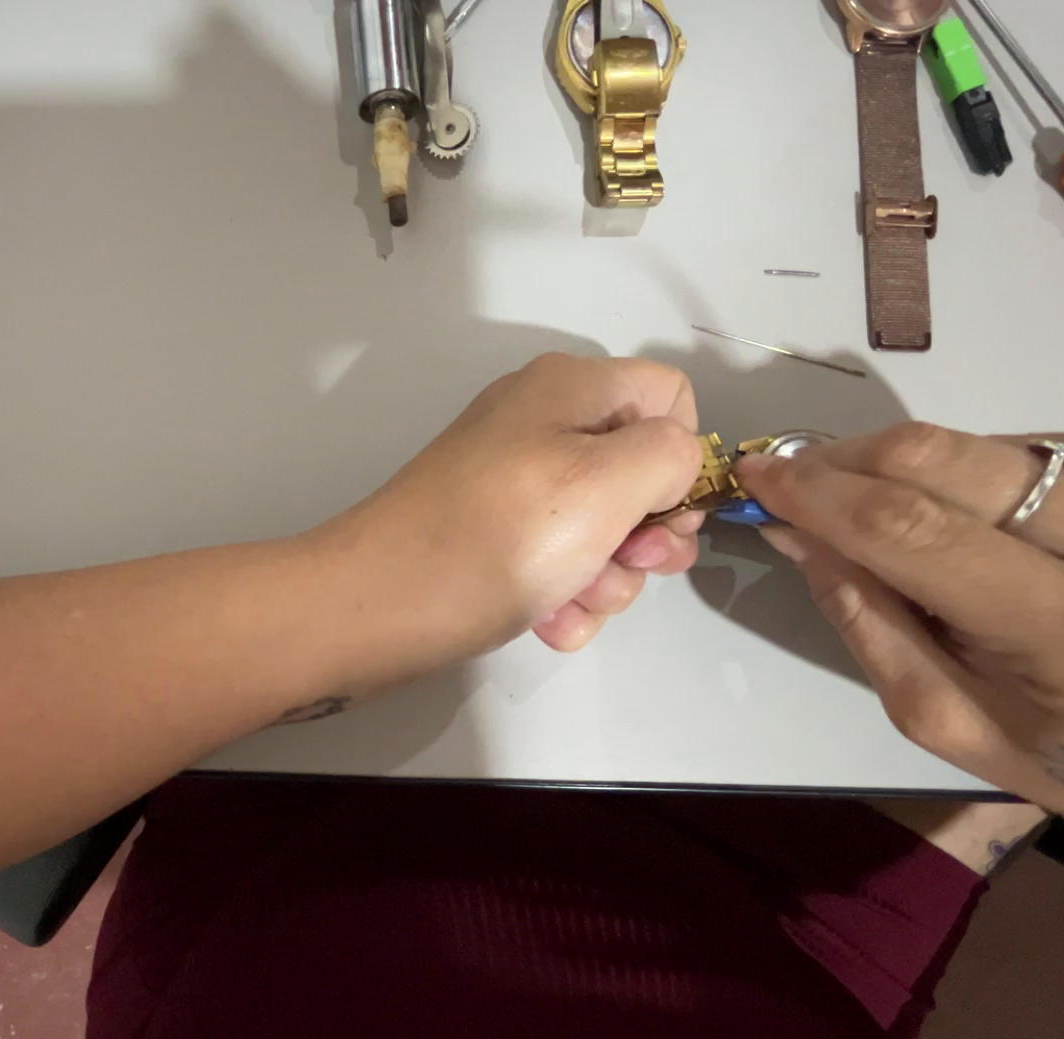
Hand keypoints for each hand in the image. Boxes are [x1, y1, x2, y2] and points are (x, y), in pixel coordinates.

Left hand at [332, 354, 706, 655]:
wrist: (380, 607)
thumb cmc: (500, 537)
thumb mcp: (604, 481)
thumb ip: (669, 454)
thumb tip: (674, 458)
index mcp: (567, 390)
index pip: (668, 396)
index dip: (682, 455)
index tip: (666, 511)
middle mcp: (539, 428)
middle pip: (638, 472)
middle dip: (646, 533)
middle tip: (628, 566)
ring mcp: (512, 488)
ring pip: (601, 531)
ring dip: (605, 578)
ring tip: (571, 601)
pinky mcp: (492, 539)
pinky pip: (556, 562)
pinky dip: (564, 597)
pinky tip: (547, 623)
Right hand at [740, 424, 1063, 849]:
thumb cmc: (1052, 747)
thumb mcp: (931, 710)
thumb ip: (859, 611)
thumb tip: (791, 524)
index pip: (916, 533)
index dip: (819, 493)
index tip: (753, 474)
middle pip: (950, 463)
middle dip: (845, 462)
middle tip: (789, 475)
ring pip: (980, 445)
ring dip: (901, 468)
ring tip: (873, 506)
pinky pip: (1028, 446)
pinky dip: (967, 473)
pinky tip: (969, 515)